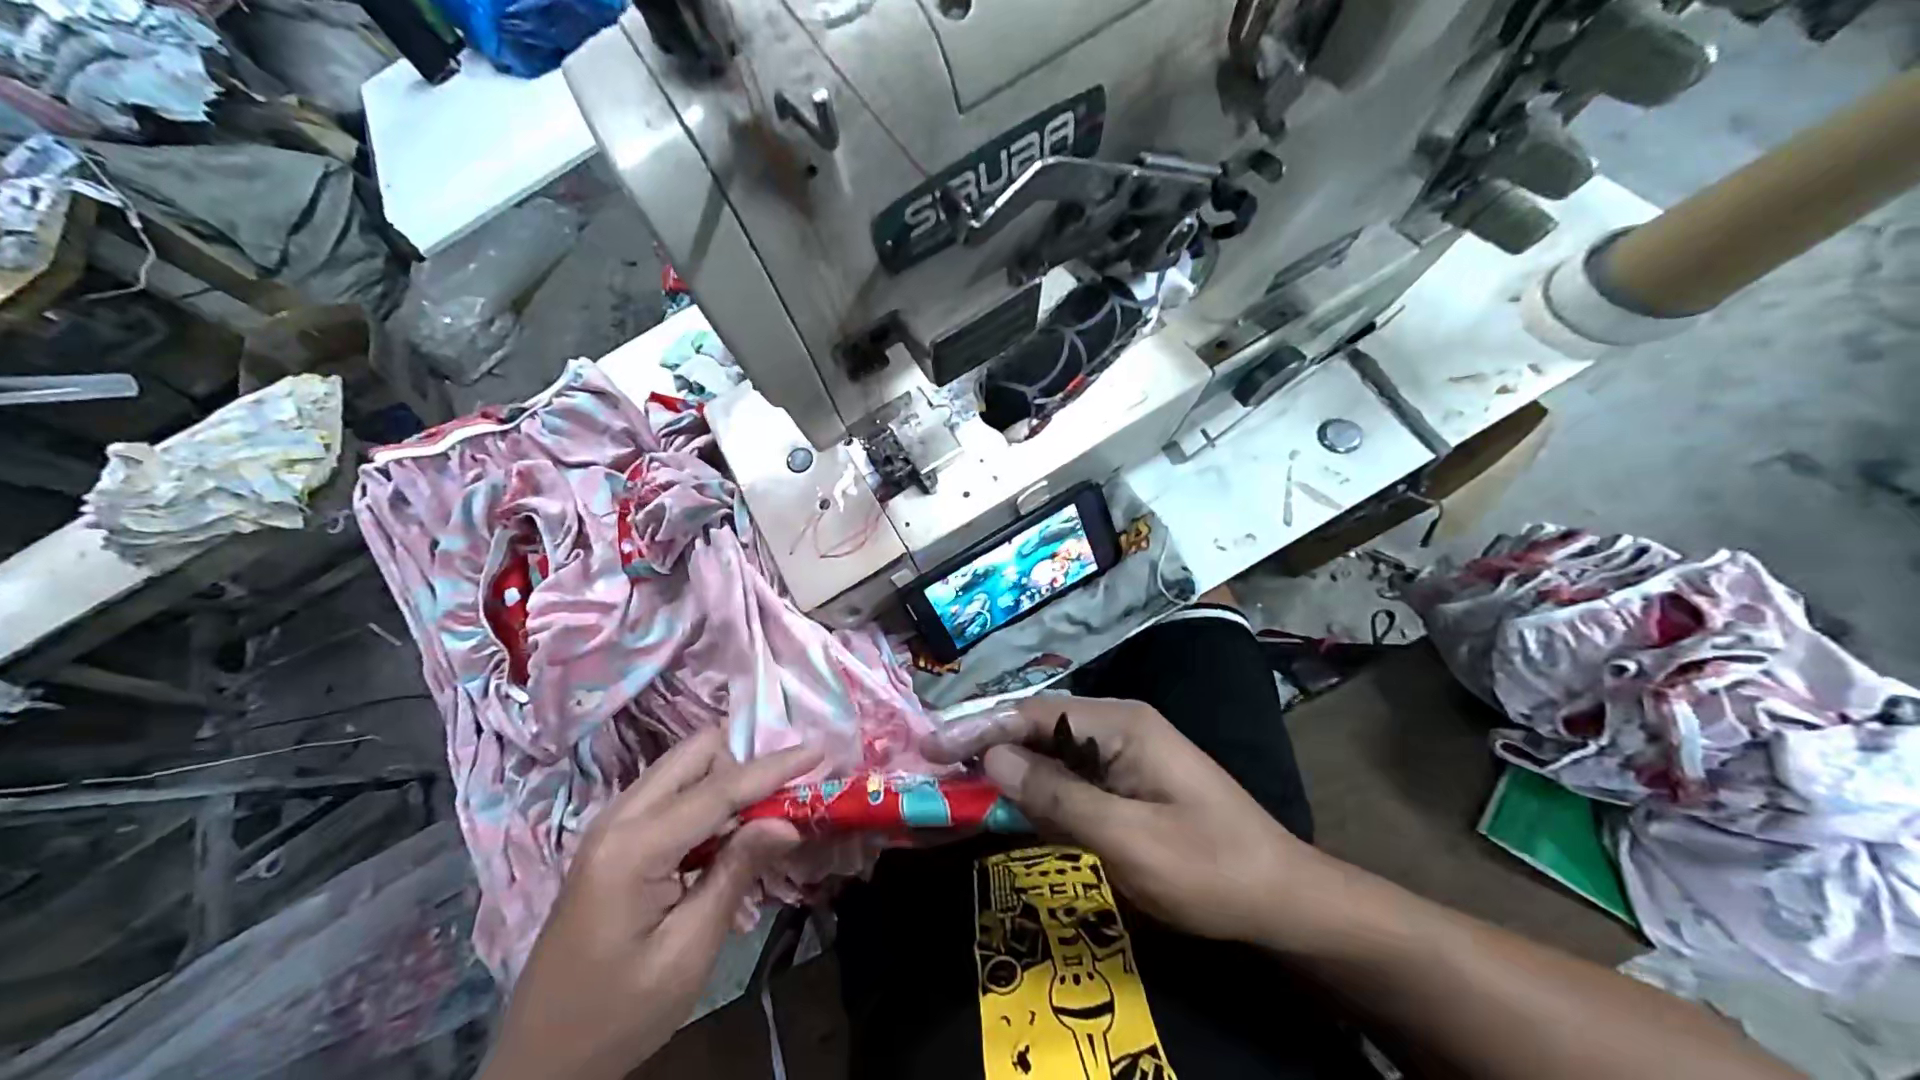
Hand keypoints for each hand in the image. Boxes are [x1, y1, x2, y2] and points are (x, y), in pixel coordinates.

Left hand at [481, 728, 823, 1079]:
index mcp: (633, 847)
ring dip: (728, 774)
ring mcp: (610, 827)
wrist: (539, 1061)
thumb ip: (735, 875)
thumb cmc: (617, 1015)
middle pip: (693, 754)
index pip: (719, 788)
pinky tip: (733, 827)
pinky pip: (669, 795)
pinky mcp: (613, 842)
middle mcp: (617, 819)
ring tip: (773, 800)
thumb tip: (786, 821)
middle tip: (793, 778)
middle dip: (747, 756)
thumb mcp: (686, 953)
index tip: (819, 748)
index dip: (774, 766)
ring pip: (681, 768)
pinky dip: (707, 798)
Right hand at [923, 695, 1314, 943]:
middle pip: (1036, 728)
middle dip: (984, 744)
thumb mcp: (1128, 839)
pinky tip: (1003, 804)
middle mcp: (1117, 727)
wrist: (1283, 899)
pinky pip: (1067, 778)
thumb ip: (1057, 797)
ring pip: (1048, 753)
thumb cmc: (1209, 868)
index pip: (1033, 714)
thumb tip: (990, 760)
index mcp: (1120, 724)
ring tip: (953, 782)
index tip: (930, 746)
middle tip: (931, 765)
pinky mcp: (1125, 784)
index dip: (978, 728)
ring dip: (1004, 768)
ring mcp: (1123, 755)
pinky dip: (1032, 790)